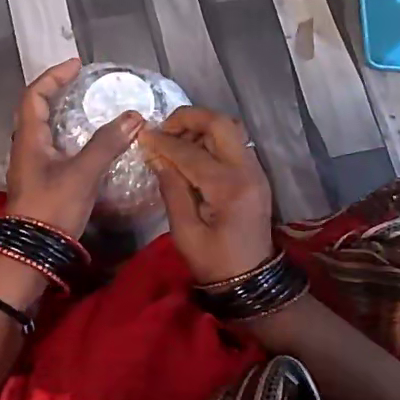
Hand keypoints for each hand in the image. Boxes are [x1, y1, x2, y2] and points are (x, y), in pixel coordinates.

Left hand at [4, 59, 143, 237]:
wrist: (32, 251)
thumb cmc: (52, 208)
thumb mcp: (83, 174)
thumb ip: (107, 144)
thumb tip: (134, 117)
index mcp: (29, 138)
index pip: (35, 95)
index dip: (54, 77)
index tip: (76, 66)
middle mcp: (24, 148)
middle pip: (35, 110)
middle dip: (55, 92)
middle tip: (79, 84)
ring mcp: (29, 166)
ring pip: (41, 130)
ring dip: (59, 114)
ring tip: (83, 109)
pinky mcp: (38, 182)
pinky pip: (49, 148)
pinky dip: (65, 136)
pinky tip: (83, 145)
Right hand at [141, 106, 275, 283]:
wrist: (253, 281)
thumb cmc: (215, 263)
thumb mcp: (185, 232)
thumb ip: (172, 189)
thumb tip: (157, 156)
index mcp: (229, 188)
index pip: (192, 152)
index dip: (164, 141)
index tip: (143, 136)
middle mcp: (248, 171)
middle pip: (222, 124)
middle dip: (190, 118)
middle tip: (164, 130)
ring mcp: (256, 172)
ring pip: (231, 131)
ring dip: (202, 128)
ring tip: (175, 141)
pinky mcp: (256, 176)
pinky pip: (234, 145)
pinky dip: (212, 141)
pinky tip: (192, 154)